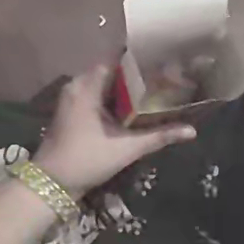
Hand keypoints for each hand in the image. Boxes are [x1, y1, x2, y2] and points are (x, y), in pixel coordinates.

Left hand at [34, 65, 195, 195]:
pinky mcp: (72, 110)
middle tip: (165, 76)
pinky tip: (134, 106)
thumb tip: (192, 131)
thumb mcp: (126, 148)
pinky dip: (114, 98)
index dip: (141, 59)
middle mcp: (77, 85)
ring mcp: (72, 98)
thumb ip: (159, 136)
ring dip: (126, 87)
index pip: (116, 59)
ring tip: (155, 88)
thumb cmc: (86, 160)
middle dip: (136, 74)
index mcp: (87, 86)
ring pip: (104, 84)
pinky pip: (96, 95)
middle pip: (111, 70)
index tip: (164, 61)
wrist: (51, 184)